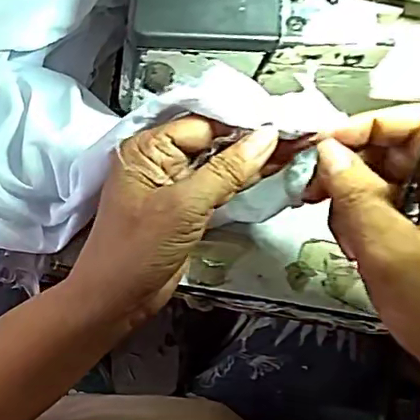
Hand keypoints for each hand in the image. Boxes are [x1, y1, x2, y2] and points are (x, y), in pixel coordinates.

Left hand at [65, 118, 279, 328]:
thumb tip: (266, 136)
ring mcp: (170, 186)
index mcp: (145, 150)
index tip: (288, 121)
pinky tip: (272, 172)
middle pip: (213, 140)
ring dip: (253, 160)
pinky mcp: (182, 209)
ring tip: (299, 149)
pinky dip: (242, 181)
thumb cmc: (134, 252)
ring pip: (218, 164)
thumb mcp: (183, 206)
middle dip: (255, 139)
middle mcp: (156, 162)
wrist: (115, 299)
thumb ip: (226, 170)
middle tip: (303, 134)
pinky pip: (216, 186)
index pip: (203, 124)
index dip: (245, 123)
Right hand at [304, 104, 419, 371]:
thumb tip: (326, 152)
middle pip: (405, 144)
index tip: (322, 147)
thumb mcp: (390, 252)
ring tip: (345, 230)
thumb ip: (356, 195)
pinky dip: (366, 210)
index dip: (368, 128)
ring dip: (356, 194)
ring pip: (393, 169)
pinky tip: (356, 236)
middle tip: (314, 188)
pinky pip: (395, 193)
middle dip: (356, 166)